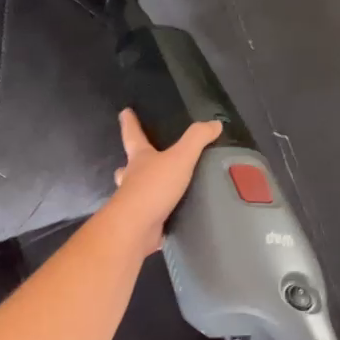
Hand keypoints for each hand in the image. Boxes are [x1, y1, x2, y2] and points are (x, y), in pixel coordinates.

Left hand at [105, 109, 220, 256]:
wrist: (137, 227)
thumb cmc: (154, 187)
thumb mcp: (180, 158)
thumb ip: (197, 139)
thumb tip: (215, 123)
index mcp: (139, 158)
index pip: (132, 134)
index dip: (130, 122)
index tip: (124, 112)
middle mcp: (131, 178)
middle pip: (128, 166)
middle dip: (131, 162)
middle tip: (137, 160)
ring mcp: (133, 202)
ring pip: (135, 190)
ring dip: (142, 188)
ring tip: (159, 189)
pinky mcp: (141, 222)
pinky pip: (149, 213)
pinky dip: (156, 211)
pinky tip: (168, 214)